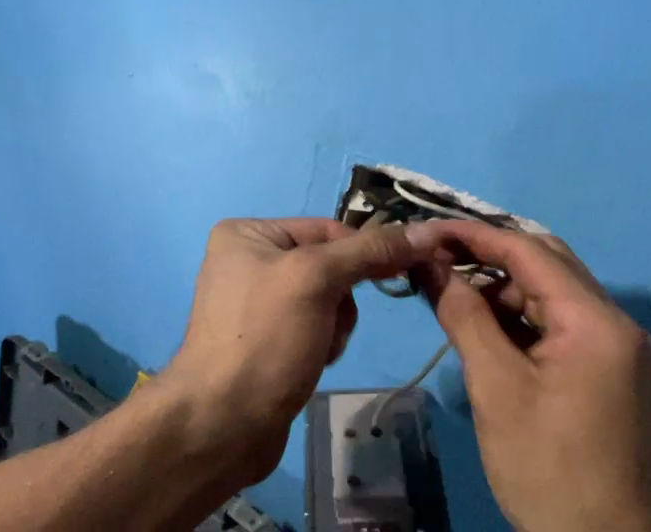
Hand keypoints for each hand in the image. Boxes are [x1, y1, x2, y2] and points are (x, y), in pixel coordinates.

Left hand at [159, 217, 434, 485]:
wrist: (225, 421)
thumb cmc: (265, 337)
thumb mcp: (316, 280)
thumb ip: (368, 252)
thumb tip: (425, 231)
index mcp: (246, 233)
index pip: (327, 229)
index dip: (364, 252)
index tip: (399, 276)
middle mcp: (247, 259)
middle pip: (328, 265)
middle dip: (342, 298)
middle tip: (330, 324)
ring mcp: (255, 301)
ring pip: (327, 300)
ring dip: (335, 325)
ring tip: (318, 348)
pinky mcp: (266, 339)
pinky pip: (313, 327)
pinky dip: (323, 343)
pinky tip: (311, 363)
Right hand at [413, 221, 650, 531]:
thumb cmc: (551, 471)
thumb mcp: (496, 388)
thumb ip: (463, 314)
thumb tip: (427, 262)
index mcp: (598, 323)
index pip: (528, 251)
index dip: (472, 234)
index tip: (422, 231)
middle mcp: (620, 326)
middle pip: (548, 264)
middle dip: (487, 256)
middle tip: (433, 260)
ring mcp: (624, 354)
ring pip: (555, 295)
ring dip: (504, 288)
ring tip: (449, 294)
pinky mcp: (618, 377)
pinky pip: (565, 326)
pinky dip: (524, 318)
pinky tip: (486, 329)